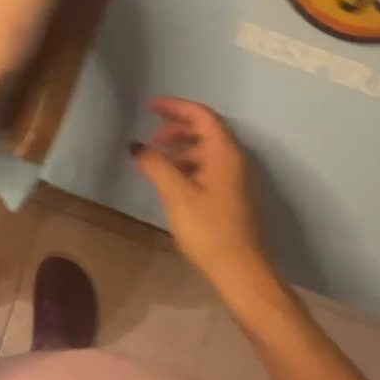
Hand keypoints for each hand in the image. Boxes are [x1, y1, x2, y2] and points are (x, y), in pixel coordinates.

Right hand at [132, 97, 279, 301]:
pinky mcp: (233, 197)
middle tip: (153, 134)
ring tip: (158, 157)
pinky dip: (189, 164)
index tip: (149, 107)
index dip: (176, 107)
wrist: (242, 272)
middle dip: (178, 126)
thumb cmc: (209, 230)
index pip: (202, 116)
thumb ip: (156, 165)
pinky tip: (172, 180)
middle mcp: (235, 161)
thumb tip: (138, 146)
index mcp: (225, 154)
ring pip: (208, 150)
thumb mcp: (176, 194)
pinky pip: (209, 167)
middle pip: (207, 130)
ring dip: (182, 147)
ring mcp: (236, 180)